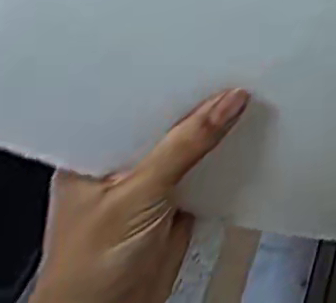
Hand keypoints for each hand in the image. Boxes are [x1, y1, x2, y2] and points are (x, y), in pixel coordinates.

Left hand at [31, 88, 249, 302]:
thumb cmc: (85, 273)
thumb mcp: (136, 196)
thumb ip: (184, 146)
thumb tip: (231, 99)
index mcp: (91, 158)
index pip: (135, 105)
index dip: (169, 82)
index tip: (207, 61)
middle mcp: (121, 166)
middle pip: (168, 121)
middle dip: (200, 102)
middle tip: (236, 73)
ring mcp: (151, 183)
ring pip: (192, 142)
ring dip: (218, 126)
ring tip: (250, 95)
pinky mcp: (179, 198)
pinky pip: (210, 165)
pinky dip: (229, 153)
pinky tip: (248, 134)